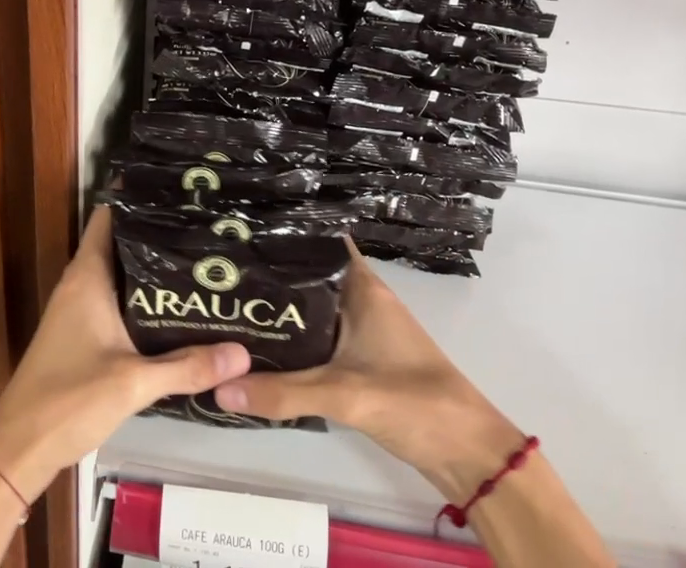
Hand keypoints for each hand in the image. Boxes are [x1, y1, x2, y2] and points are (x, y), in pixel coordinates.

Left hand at [0, 209, 251, 497]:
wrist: (20, 446)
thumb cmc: (70, 399)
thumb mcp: (135, 382)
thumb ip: (188, 366)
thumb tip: (244, 353)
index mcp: (86, 278)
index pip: (108, 219)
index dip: (138, 200)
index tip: (179, 191)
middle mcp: (79, 285)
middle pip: (119, 245)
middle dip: (158, 235)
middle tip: (207, 228)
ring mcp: (77, 312)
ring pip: (119, 276)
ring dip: (152, 269)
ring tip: (202, 262)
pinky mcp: (80, 336)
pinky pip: (116, 302)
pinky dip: (143, 299)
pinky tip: (175, 311)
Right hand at [212, 243, 524, 501]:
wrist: (467, 453)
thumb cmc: (415, 403)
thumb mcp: (344, 396)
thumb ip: (282, 393)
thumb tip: (218, 388)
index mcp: (363, 289)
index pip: (320, 242)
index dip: (284, 233)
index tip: (239, 232)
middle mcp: (361, 301)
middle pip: (308, 276)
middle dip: (268, 275)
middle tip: (218, 273)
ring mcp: (362, 332)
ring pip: (310, 309)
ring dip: (278, 310)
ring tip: (227, 305)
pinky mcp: (361, 361)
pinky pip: (317, 339)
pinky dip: (291, 341)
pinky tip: (259, 350)